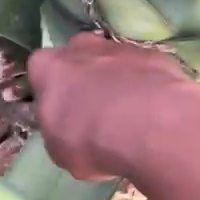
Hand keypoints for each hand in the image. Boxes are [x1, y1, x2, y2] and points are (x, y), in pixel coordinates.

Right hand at [29, 33, 199, 179]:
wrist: (151, 125)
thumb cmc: (92, 141)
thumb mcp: (60, 150)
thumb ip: (59, 130)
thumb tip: (69, 130)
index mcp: (50, 68)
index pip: (42, 70)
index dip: (53, 91)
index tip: (62, 112)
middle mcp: (84, 48)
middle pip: (80, 57)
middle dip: (87, 78)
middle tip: (97, 110)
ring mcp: (122, 48)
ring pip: (115, 61)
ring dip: (120, 81)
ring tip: (132, 114)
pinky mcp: (156, 55)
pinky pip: (146, 70)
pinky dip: (149, 86)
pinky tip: (156, 110)